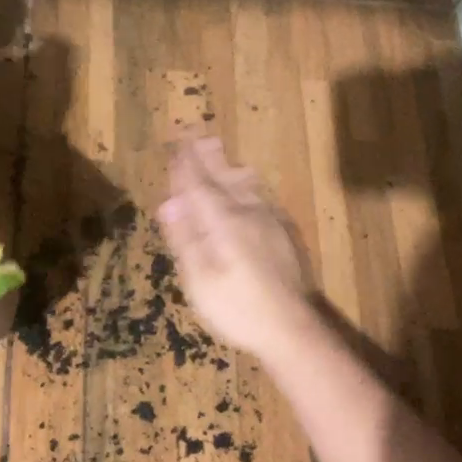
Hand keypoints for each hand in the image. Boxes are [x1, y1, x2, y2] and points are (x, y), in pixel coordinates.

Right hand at [158, 137, 316, 357]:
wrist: (292, 328)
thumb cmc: (238, 308)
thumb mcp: (200, 279)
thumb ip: (186, 238)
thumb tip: (170, 205)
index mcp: (224, 222)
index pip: (199, 184)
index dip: (186, 163)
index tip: (177, 139)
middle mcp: (249, 214)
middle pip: (225, 178)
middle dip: (209, 156)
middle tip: (199, 132)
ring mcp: (272, 223)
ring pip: (248, 186)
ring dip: (230, 168)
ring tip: (222, 154)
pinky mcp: (286, 236)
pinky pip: (263, 200)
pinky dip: (249, 188)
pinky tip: (250, 193)